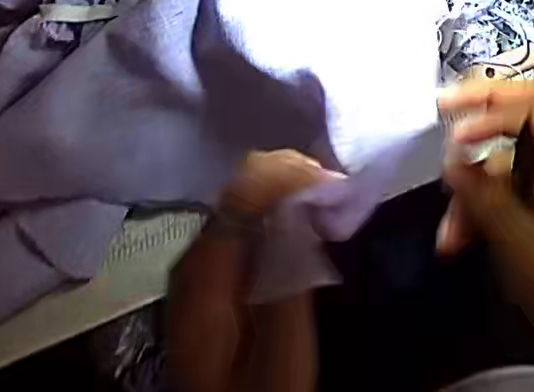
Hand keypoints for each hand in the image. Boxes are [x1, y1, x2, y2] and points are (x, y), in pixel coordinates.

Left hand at [160, 151, 335, 391]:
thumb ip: (289, 281)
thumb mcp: (281, 357)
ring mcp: (201, 260)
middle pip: (245, 184)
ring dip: (293, 190)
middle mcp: (193, 255)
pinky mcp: (215, 269)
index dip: (292, 175)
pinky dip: (283, 209)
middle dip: (296, 178)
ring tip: (330, 203)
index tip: (335, 186)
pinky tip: (308, 220)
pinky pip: (250, 216)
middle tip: (339, 193)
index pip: (245, 189)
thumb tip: (299, 210)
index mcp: (203, 272)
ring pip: (249, 195)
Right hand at [436, 81, 533, 391]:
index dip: (493, 109)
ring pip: (518, 163)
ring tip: (453, 229)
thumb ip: (491, 205)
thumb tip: (456, 164)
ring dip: (481, 187)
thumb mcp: (531, 258)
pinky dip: (494, 204)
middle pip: (530, 121)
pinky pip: (524, 188)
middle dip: (484, 122)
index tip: (455, 129)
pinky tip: (470, 232)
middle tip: (446, 116)